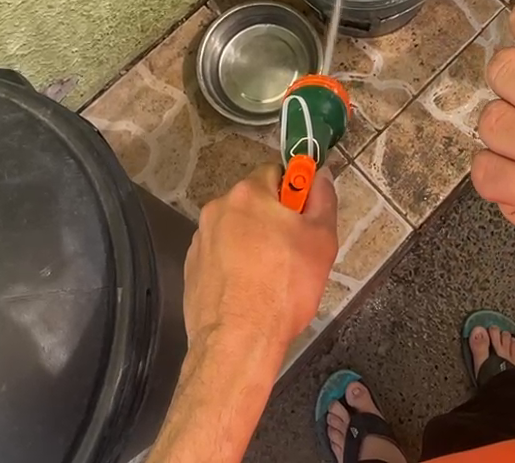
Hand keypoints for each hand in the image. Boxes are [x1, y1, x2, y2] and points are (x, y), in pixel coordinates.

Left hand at [183, 163, 339, 354]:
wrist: (238, 342)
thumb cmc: (285, 286)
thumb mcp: (321, 239)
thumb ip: (323, 198)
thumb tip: (320, 173)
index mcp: (247, 193)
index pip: (276, 171)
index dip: (295, 192)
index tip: (305, 219)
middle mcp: (217, 208)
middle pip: (254, 201)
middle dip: (273, 219)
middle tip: (294, 251)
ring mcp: (200, 240)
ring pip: (236, 229)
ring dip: (252, 241)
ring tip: (271, 277)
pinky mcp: (191, 269)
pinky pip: (220, 255)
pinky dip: (234, 264)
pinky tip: (248, 291)